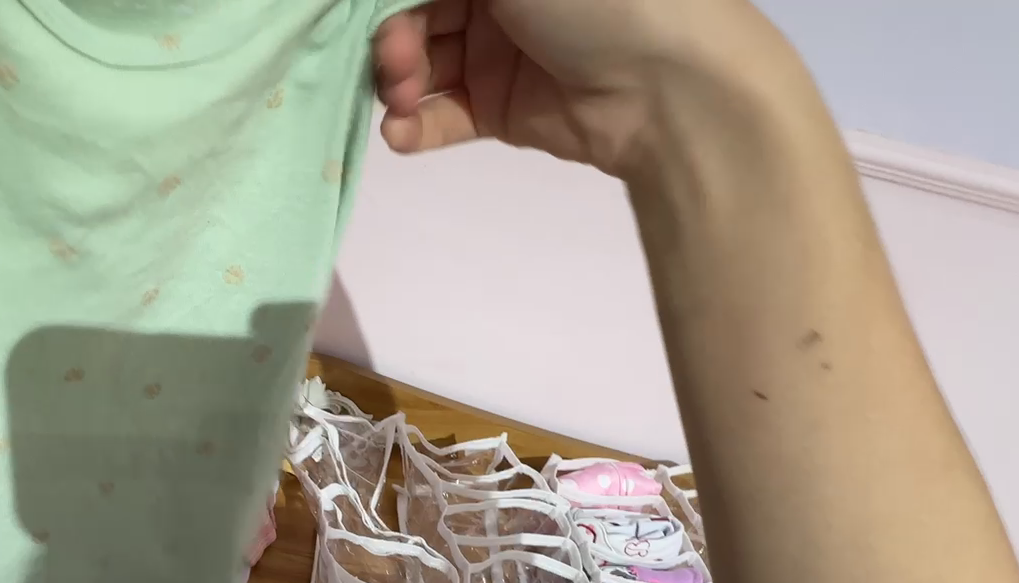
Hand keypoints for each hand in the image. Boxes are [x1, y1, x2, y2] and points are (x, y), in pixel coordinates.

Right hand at [373, 0, 798, 175]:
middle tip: (395, 63)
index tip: (356, 18)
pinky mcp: (496, 109)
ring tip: (400, 102)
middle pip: (414, 15)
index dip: (382, 0)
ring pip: (421, 69)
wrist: (662, 81)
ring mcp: (493, 53)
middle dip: (391, 41)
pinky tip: (399, 134)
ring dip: (397, 86)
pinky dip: (415, 127)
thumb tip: (383, 0)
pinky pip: (441, 118)